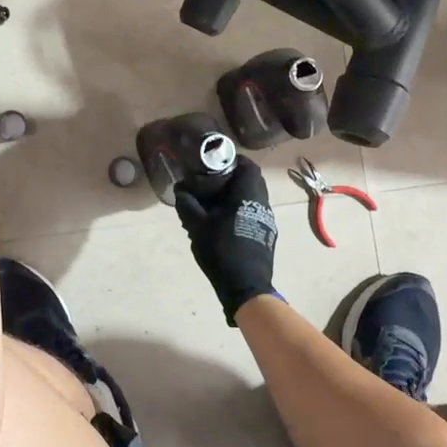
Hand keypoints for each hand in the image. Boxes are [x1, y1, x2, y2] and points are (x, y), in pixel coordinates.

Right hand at [174, 157, 279, 323]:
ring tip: (214, 203)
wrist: (246, 286)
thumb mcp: (197, 227)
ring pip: (253, 196)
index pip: (247, 165)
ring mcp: (267, 219)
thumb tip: (179, 189)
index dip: (232, 160)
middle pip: (251, 180)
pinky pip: (254, 210)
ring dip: (236, 195)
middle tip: (211, 182)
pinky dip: (241, 209)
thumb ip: (188, 205)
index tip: (214, 164)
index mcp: (247, 195)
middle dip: (232, 177)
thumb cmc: (222, 251)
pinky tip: (224, 221)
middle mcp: (262, 203)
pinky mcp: (267, 232)